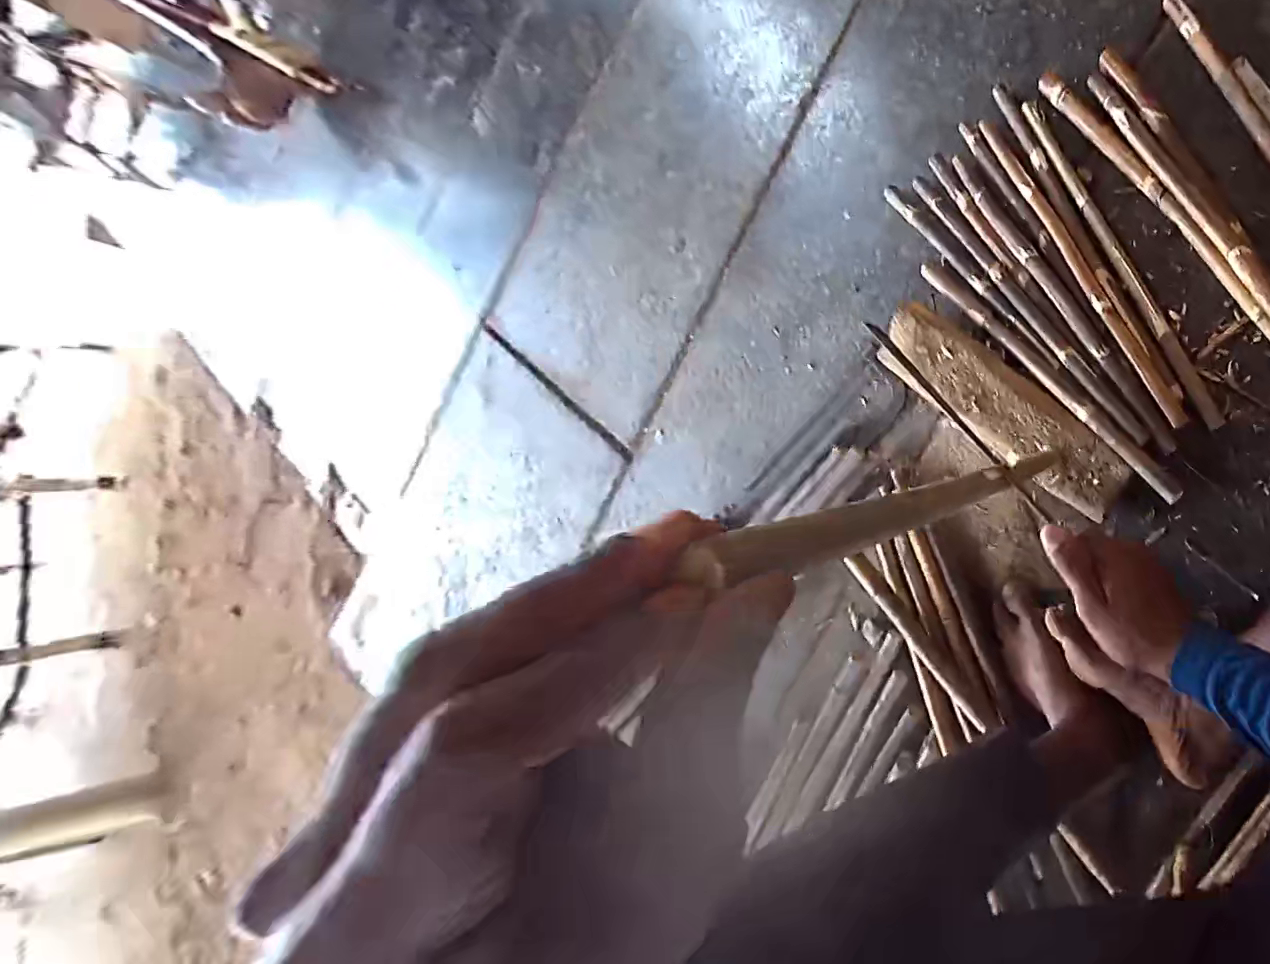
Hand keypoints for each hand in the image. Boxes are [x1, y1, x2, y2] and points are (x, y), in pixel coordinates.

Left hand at [238, 512, 792, 962]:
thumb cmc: (614, 952)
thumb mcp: (675, 861)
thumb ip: (705, 715)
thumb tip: (762, 590)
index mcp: (373, 917)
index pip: (469, 749)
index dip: (593, 660)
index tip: (696, 600)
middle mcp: (318, 853)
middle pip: (447, 673)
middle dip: (585, 590)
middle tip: (689, 536)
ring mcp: (335, 800)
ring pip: (456, 654)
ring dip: (577, 592)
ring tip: (668, 550)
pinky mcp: (379, 763)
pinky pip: (473, 665)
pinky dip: (560, 620)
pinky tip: (621, 594)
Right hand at [1041, 525, 1190, 681]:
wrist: (1183, 653)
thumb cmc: (1130, 636)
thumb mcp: (1091, 607)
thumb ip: (1071, 567)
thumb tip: (1048, 529)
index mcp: (1112, 552)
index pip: (1077, 537)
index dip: (1067, 560)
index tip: (1068, 587)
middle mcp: (1131, 547)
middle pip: (1096, 545)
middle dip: (1085, 566)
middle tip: (1084, 601)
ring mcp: (1148, 559)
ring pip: (1112, 556)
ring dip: (1102, 573)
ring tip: (1101, 605)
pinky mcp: (1159, 572)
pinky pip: (1129, 566)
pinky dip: (1119, 579)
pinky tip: (1121, 603)